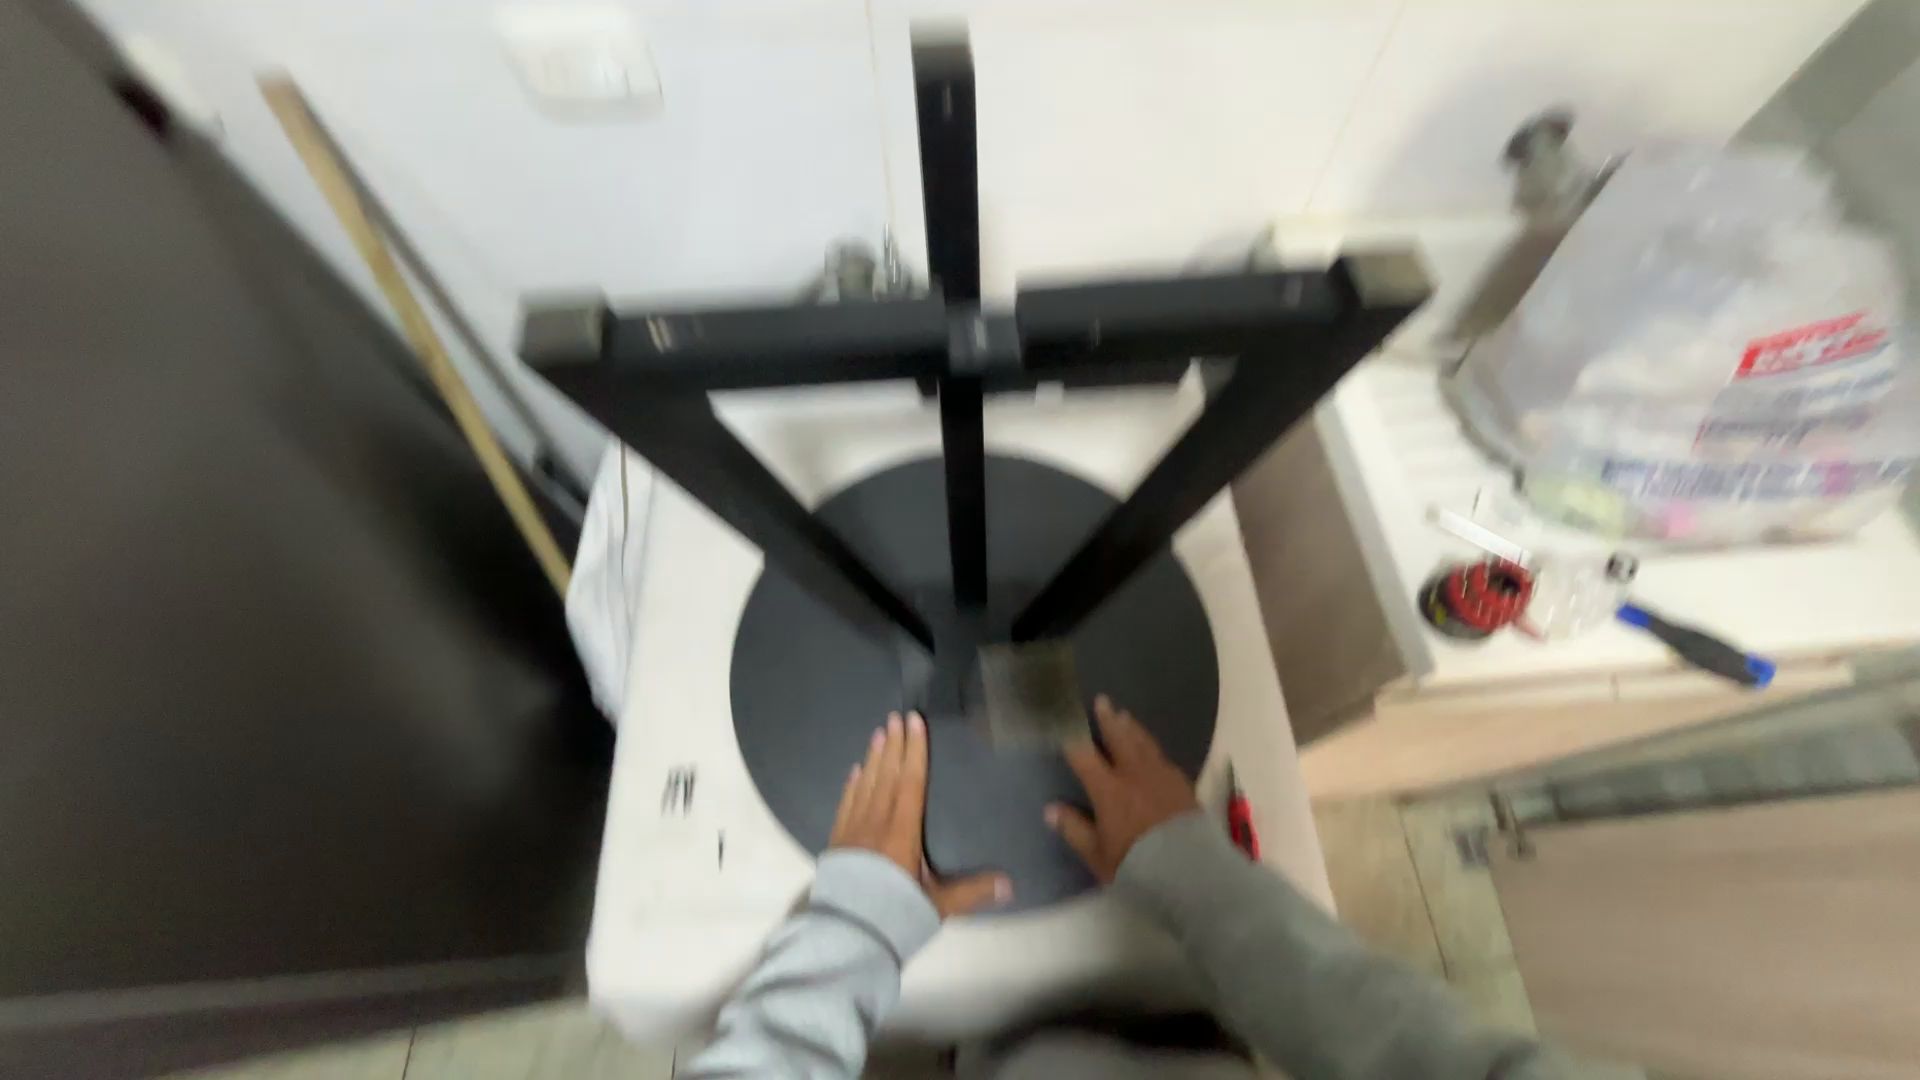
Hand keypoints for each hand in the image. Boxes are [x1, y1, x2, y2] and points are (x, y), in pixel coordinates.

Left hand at [829, 711, 1011, 917]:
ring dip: (873, 757)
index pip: (910, 781)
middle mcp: (877, 821)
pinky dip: (852, 784)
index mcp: (902, 830)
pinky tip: (855, 771)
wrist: (845, 935)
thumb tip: (1011, 884)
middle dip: (893, 744)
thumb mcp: (938, 905)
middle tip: (895, 716)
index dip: (915, 750)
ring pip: (866, 783)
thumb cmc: (895, 915)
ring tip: (878, 734)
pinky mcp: (837, 841)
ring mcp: (853, 829)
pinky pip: (846, 803)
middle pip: (887, 774)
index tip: (915, 723)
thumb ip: (973, 891)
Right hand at [1047, 695, 1199, 883]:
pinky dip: (1153, 749)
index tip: (1064, 717)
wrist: (1191, 872)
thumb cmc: (1138, 865)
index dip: (1071, 734)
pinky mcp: (1182, 785)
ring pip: (1143, 743)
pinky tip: (1154, 750)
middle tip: (1102, 700)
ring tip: (1125, 716)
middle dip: (1107, 719)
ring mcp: (1161, 777)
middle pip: (1118, 738)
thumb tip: (1051, 809)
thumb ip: (1074, 830)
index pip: (1084, 754)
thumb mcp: (1098, 855)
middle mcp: (1133, 774)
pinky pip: (1164, 758)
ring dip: (1132, 728)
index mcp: (1108, 789)